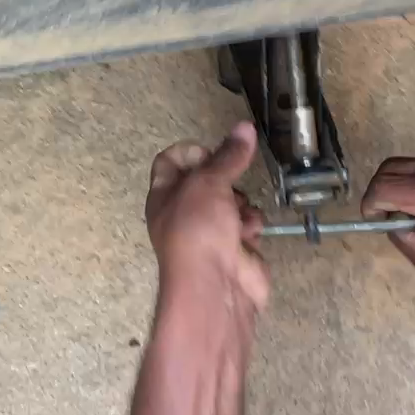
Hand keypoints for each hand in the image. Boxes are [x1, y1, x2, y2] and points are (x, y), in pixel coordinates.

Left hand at [146, 122, 269, 311]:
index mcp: (164, 195)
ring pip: (231, 201)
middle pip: (208, 180)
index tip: (211, 153)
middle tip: (232, 182)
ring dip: (242, 204)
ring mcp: (209, 232)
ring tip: (241, 214)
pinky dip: (250, 226)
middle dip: (226, 179)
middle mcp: (183, 212)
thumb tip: (244, 126)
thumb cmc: (198, 230)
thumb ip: (228, 156)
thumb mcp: (209, 183)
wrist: (215, 287)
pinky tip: (249, 234)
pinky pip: (246, 224)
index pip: (171, 161)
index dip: (191, 151)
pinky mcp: (234, 248)